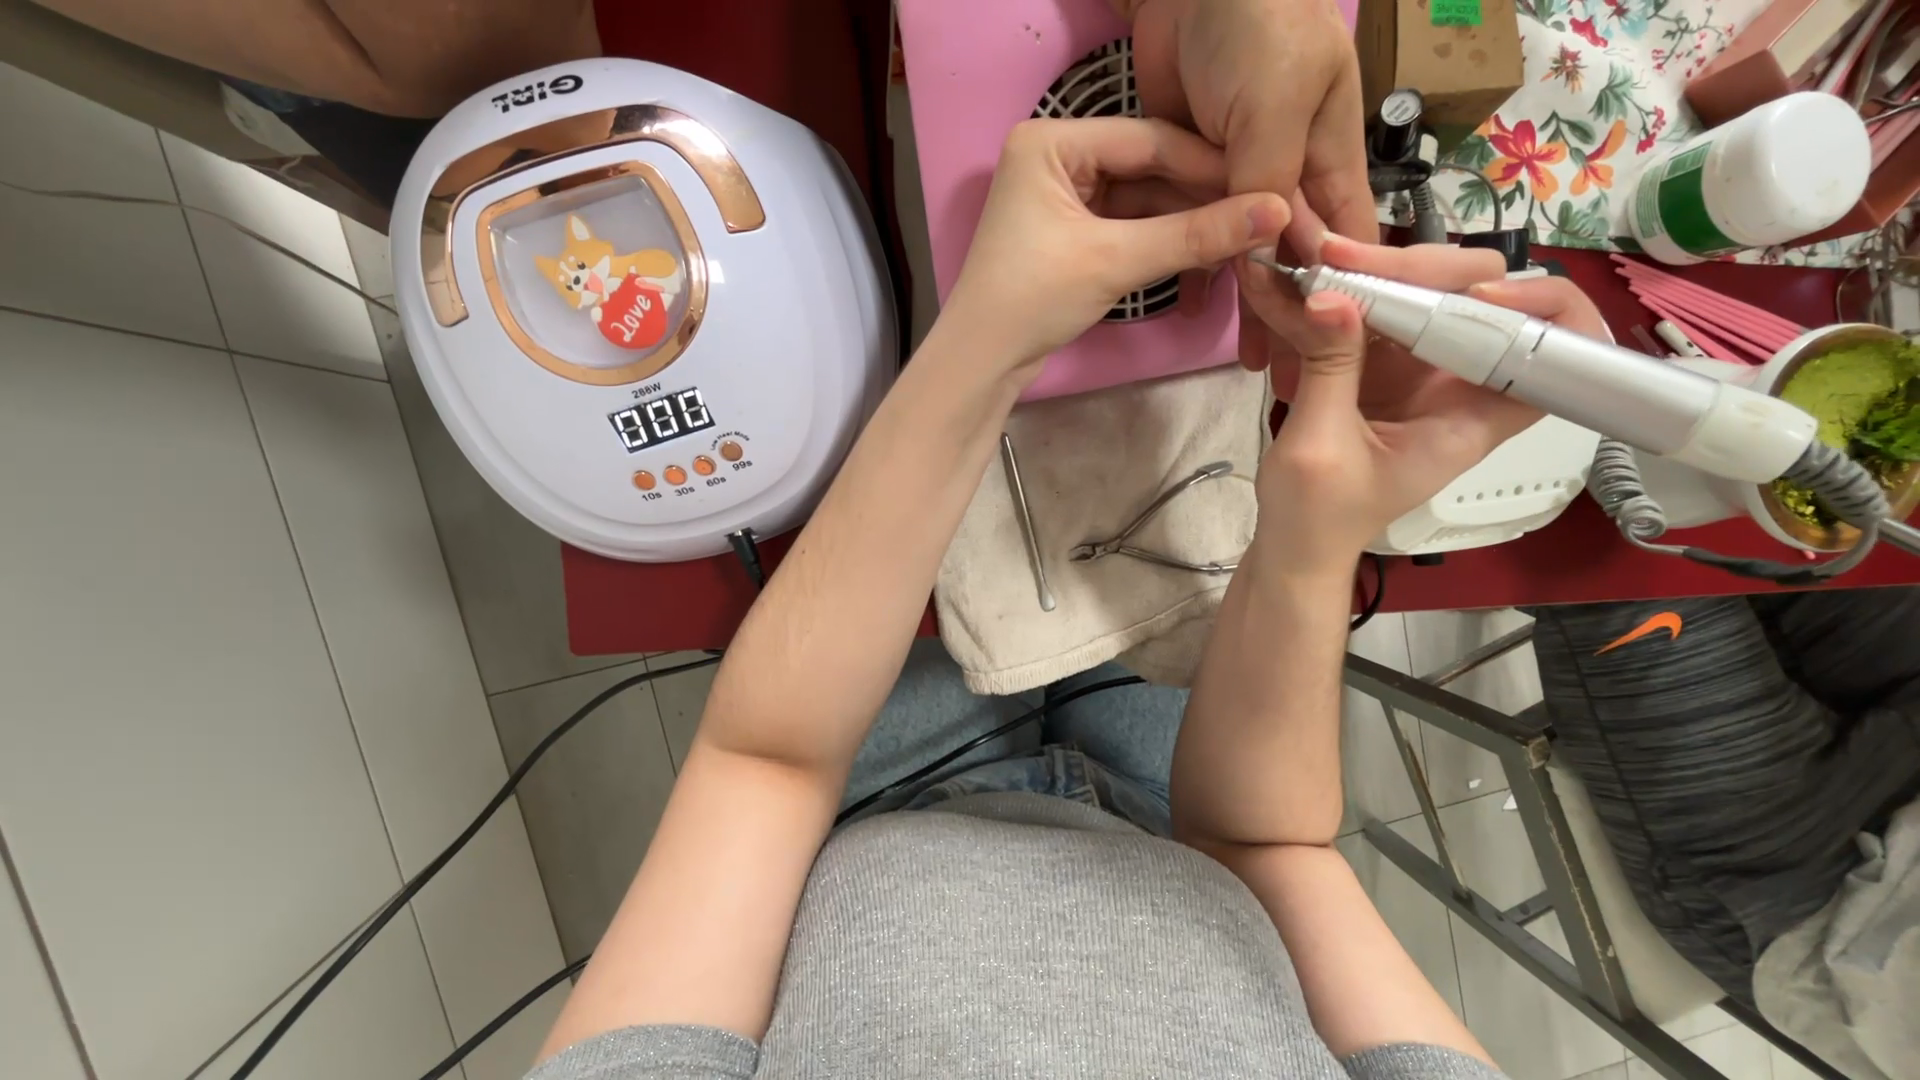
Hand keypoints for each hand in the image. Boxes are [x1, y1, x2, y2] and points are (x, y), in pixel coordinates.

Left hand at [942, 118, 1289, 385]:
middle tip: (1261, 219)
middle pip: (1148, 168)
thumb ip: (1194, 234)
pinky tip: (1204, 256)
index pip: (1148, 139)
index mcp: (1051, 140)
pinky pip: (1129, 224)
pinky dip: (1162, 242)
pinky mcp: (1070, 230)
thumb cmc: (1032, 300)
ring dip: (1186, 224)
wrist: (982, 361)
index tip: (1267, 187)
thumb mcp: (1114, 261)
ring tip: (1241, 243)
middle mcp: (1056, 156)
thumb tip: (1276, 212)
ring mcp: (1063, 194)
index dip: (1210, 166)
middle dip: (1200, 199)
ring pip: (1143, 199)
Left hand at [1125, 0, 1374, 360]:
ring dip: (1243, 300)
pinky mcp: (1186, 168)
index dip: (1338, 289)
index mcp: (1324, 154)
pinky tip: (1197, 307)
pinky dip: (1195, 262)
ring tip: (1249, 358)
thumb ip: (1271, 183)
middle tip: (1283, 371)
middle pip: (1287, 256)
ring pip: (1238, 248)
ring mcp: (1233, 171)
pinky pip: (1191, 226)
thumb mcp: (1275, 108)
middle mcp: (1283, 170)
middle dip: (1288, 311)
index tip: (1329, 345)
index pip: (1341, 234)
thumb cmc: (1254, 31)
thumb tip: (1274, 254)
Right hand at [1245, 239, 1608, 571]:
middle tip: (1346, 261)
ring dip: (1372, 273)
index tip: (1468, 295)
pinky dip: (1342, 294)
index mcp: (1469, 418)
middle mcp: (1455, 386)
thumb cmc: (1316, 515)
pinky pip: (1375, 315)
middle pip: (1478, 300)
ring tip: (1314, 259)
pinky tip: (1300, 284)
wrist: (1293, 544)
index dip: (1535, 304)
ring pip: (1422, 298)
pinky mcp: (1378, 369)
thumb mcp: (1318, 447)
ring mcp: (1416, 373)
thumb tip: (1330, 292)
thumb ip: (1330, 368)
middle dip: (1422, 269)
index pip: (1551, 349)